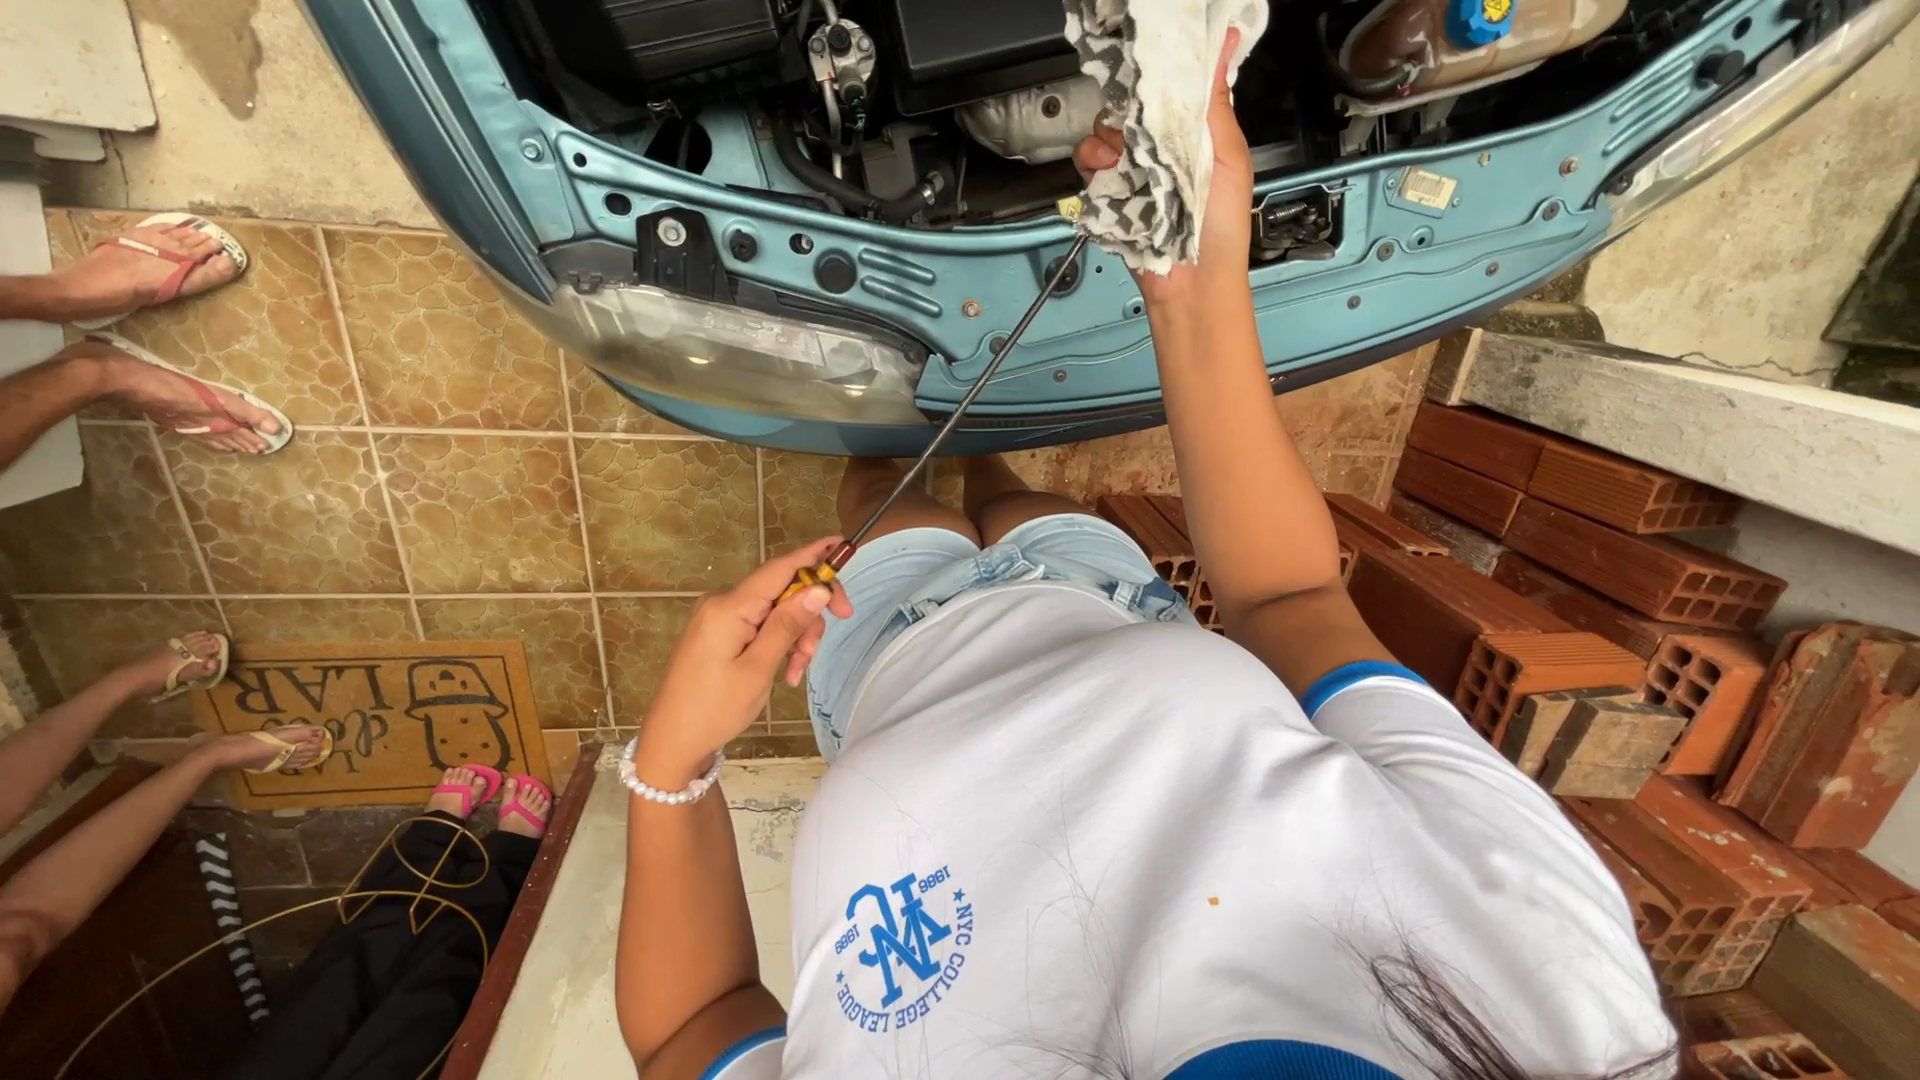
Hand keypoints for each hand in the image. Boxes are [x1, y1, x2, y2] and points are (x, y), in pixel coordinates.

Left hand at [633, 538, 854, 785]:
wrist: (671, 741)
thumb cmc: (714, 709)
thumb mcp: (758, 668)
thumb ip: (788, 625)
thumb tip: (818, 589)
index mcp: (730, 607)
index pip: (781, 568)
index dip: (814, 555)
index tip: (843, 546)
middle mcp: (723, 603)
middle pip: (782, 590)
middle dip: (809, 613)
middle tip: (827, 641)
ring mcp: (719, 617)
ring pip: (775, 611)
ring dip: (795, 635)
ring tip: (797, 671)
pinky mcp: (719, 632)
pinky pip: (760, 625)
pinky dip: (778, 643)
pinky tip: (785, 672)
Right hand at [1072, 28, 1253, 307]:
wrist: (1193, 286)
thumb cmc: (1221, 230)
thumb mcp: (1230, 159)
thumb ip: (1216, 107)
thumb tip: (1223, 46)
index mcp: (1192, 139)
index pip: (1167, 94)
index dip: (1156, 80)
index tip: (1150, 75)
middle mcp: (1160, 154)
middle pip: (1129, 111)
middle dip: (1127, 112)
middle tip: (1137, 129)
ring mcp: (1132, 177)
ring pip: (1104, 136)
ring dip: (1108, 142)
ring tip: (1121, 160)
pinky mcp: (1109, 200)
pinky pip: (1089, 169)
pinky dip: (1093, 167)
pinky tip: (1108, 176)